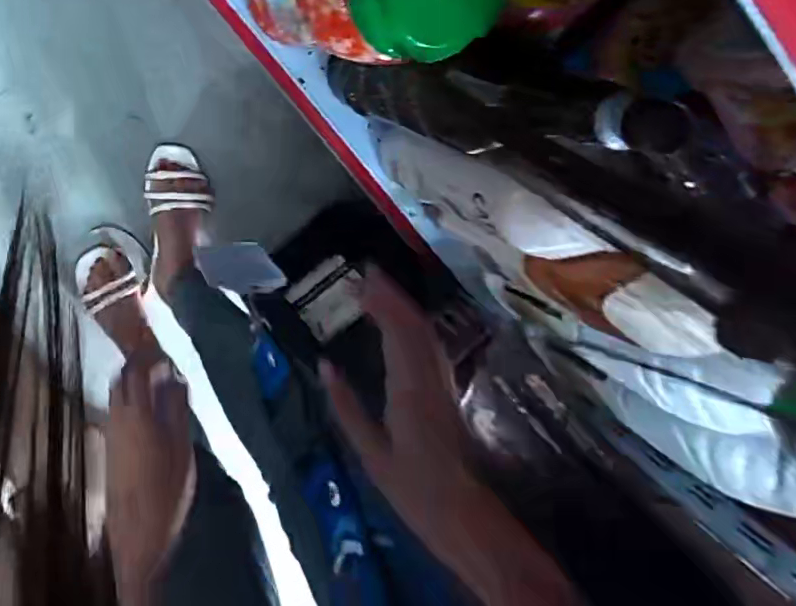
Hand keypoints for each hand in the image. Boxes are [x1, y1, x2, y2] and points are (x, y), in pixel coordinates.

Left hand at [105, 350, 195, 605]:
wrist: (135, 529)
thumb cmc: (165, 492)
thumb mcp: (181, 451)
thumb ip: (176, 411)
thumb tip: (176, 378)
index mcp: (136, 410)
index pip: (137, 368)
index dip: (149, 353)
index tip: (163, 347)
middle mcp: (116, 411)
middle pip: (123, 375)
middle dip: (138, 363)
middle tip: (160, 361)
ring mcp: (109, 424)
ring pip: (118, 389)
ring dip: (132, 379)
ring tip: (155, 381)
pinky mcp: (107, 439)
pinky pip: (116, 404)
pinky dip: (129, 396)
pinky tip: (144, 406)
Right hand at [320, 267, 477, 517]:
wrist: (470, 522)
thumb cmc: (414, 490)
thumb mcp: (370, 453)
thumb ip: (346, 406)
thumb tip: (325, 363)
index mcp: (409, 392)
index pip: (399, 334)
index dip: (384, 303)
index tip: (363, 278)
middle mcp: (430, 383)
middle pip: (416, 328)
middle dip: (393, 296)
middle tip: (367, 272)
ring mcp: (442, 389)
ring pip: (426, 337)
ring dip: (404, 308)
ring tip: (378, 289)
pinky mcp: (445, 397)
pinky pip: (428, 350)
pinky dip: (411, 327)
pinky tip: (397, 323)